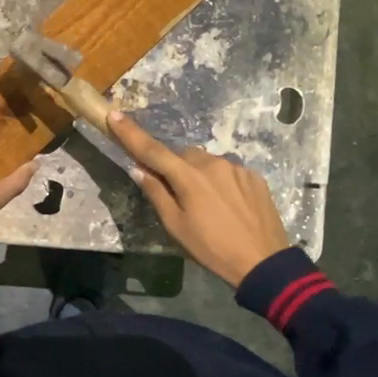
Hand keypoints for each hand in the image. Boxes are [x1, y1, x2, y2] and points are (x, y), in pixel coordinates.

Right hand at [108, 111, 289, 287]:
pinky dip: (221, 182)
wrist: (263, 261)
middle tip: (177, 195)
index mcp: (189, 177)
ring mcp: (237, 168)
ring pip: (207, 163)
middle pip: (182, 156)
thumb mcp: (176, 227)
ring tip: (207, 206)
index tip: (114, 115)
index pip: (152, 150)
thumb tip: (138, 170)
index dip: (131, 133)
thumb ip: (157, 194)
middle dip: (174, 168)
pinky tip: (227, 206)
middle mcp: (212, 163)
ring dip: (199, 175)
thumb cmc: (211, 248)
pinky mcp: (254, 176)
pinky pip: (229, 172)